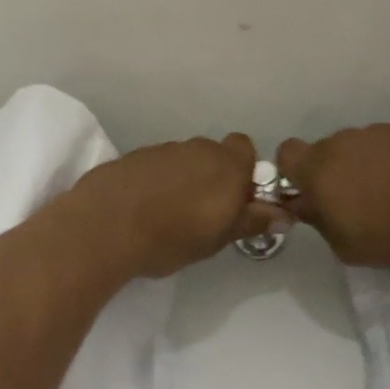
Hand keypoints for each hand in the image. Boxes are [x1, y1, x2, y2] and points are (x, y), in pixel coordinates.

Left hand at [50, 134, 290, 277]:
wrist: (105, 227)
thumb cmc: (171, 239)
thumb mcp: (217, 239)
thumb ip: (251, 221)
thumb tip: (285, 214)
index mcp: (226, 166)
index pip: (246, 150)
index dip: (243, 172)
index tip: (234, 202)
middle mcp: (197, 149)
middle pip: (214, 153)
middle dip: (213, 176)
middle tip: (202, 212)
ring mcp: (162, 150)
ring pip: (183, 159)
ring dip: (183, 179)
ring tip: (168, 213)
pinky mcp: (132, 157)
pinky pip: (155, 166)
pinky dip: (155, 181)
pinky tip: (142, 208)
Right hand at [278, 124, 389, 269]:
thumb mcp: (347, 247)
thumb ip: (319, 221)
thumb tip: (309, 205)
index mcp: (321, 169)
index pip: (285, 154)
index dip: (291, 175)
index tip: (309, 196)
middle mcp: (346, 141)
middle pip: (323, 150)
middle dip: (329, 172)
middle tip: (351, 202)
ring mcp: (382, 131)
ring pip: (357, 146)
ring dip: (362, 165)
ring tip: (389, 194)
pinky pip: (388, 144)